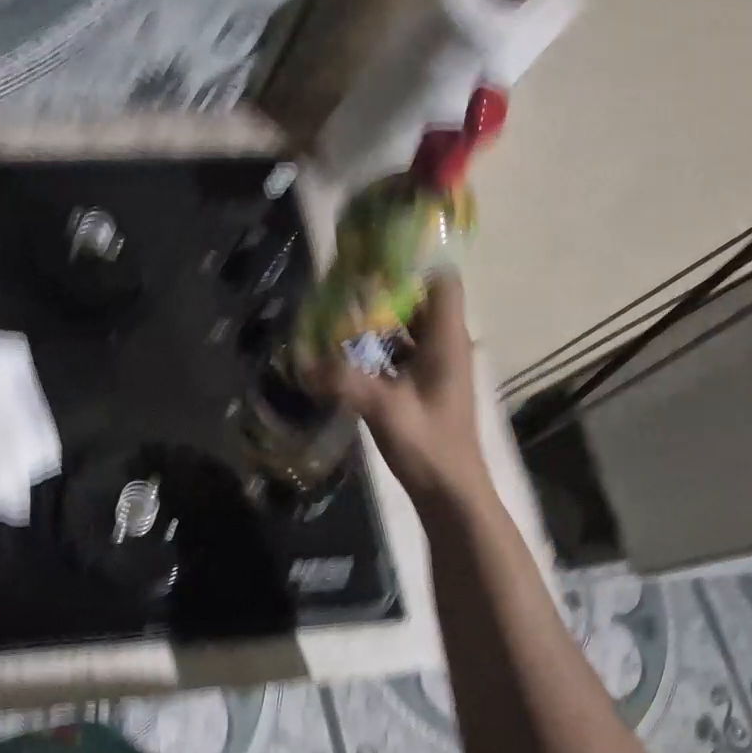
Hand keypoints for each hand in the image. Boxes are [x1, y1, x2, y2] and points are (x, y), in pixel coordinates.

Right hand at [333, 273, 491, 504]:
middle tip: (341, 289)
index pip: (444, 282)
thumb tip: (301, 361)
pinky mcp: (424, 388)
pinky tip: (344, 357)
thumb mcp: (382, 409)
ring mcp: (436, 369)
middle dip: (383, 294)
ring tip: (336, 318)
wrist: (450, 491)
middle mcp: (446, 347)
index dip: (414, 265)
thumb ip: (343, 381)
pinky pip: (400, 356)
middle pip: (420, 304)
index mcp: (448, 341)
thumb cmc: (428, 444)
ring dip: (376, 325)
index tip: (373, 261)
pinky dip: (376, 351)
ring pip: (407, 331)